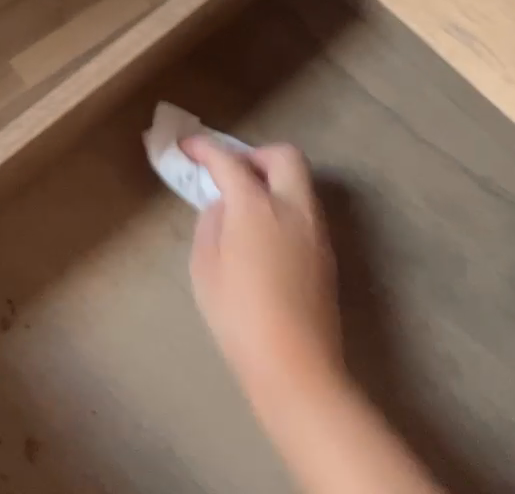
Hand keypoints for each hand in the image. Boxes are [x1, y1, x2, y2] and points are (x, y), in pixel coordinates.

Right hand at [185, 137, 344, 400]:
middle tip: (231, 174)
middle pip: (284, 156)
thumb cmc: (239, 316)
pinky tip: (264, 235)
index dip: (205, 149)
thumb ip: (212, 224)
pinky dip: (284, 206)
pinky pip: (305, 211)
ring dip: (273, 181)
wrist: (296, 367)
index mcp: (257, 206)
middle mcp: (293, 208)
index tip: (188, 146)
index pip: (230, 161)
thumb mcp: (205, 267)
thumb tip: (223, 206)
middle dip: (255, 155)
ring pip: (300, 183)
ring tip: (245, 207)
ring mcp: (316, 231)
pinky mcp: (326, 254)